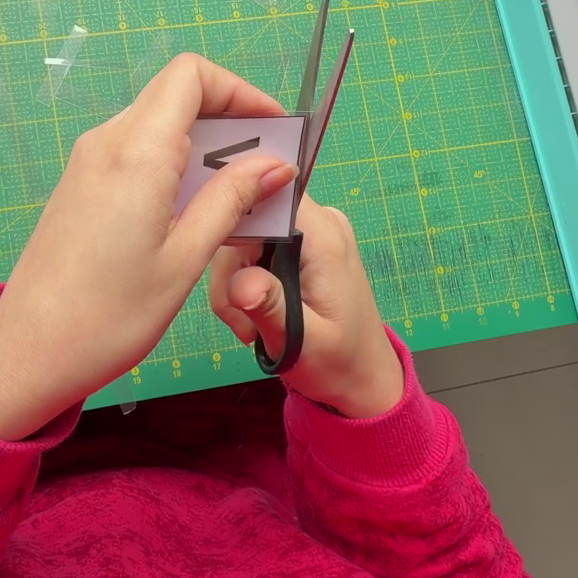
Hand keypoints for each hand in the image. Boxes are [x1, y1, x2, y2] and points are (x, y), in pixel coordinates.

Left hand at [0, 55, 297, 439]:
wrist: (30, 349)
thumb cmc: (109, 315)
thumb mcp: (184, 258)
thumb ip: (230, 200)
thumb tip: (274, 165)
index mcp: (135, 151)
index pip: (190, 75)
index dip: (238, 90)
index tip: (271, 128)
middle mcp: (106, 142)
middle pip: (174, 96)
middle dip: (227, 120)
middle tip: (263, 169)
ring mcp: (87, 162)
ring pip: (156, 125)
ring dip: (201, 147)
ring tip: (236, 197)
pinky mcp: (80, 184)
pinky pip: (134, 152)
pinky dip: (172, 165)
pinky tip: (192, 210)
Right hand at [208, 195, 404, 418]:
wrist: (360, 384)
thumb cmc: (338, 364)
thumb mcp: (302, 340)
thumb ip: (271, 306)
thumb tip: (241, 281)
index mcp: (324, 236)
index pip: (267, 194)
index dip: (234, 216)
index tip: (218, 264)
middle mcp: (318, 223)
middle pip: (248, 219)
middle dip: (230, 268)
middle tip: (237, 318)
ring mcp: (307, 234)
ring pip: (243, 238)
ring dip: (233, 282)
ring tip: (247, 326)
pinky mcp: (296, 249)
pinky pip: (252, 251)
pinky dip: (243, 284)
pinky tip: (251, 317)